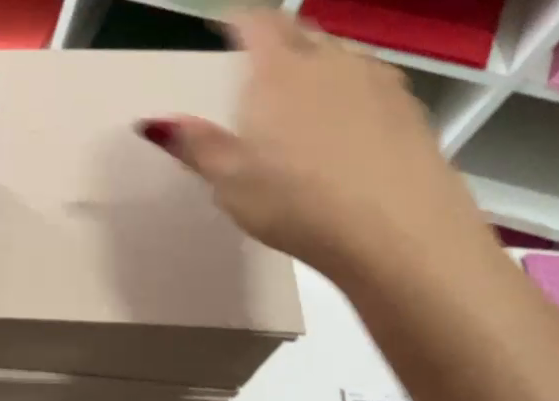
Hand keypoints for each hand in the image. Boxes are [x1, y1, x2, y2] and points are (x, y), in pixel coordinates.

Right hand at [139, 12, 495, 279]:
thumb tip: (154, 122)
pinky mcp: (404, 102)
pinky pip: (365, 81)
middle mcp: (329, 60)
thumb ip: (196, 146)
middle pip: (300, 34)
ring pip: (336, 56)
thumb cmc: (295, 201)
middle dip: (276, 43)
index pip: (257, 23)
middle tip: (256, 68)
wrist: (394, 223)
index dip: (238, 20)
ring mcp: (373, 77)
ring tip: (296, 100)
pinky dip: (344, 91)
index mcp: (278, 73)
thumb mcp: (229, 182)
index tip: (224, 25)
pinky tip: (338, 126)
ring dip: (312, 67)